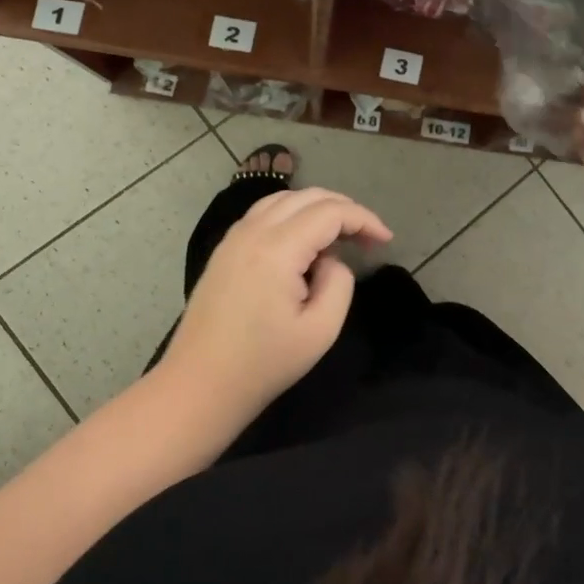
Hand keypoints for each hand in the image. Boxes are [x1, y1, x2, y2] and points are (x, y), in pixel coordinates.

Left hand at [159, 187, 392, 417]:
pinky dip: (292, 214)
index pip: (331, 212)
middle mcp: (253, 232)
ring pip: (284, 199)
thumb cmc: (263, 364)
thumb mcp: (320, 330)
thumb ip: (339, 283)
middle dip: (344, 209)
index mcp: (278, 249)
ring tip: (340, 234)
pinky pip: (264, 213)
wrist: (198, 387)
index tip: (385, 240)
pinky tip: (304, 240)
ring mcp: (234, 238)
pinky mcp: (224, 250)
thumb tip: (331, 261)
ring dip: (317, 208)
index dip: (364, 219)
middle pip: (308, 196)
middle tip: (367, 237)